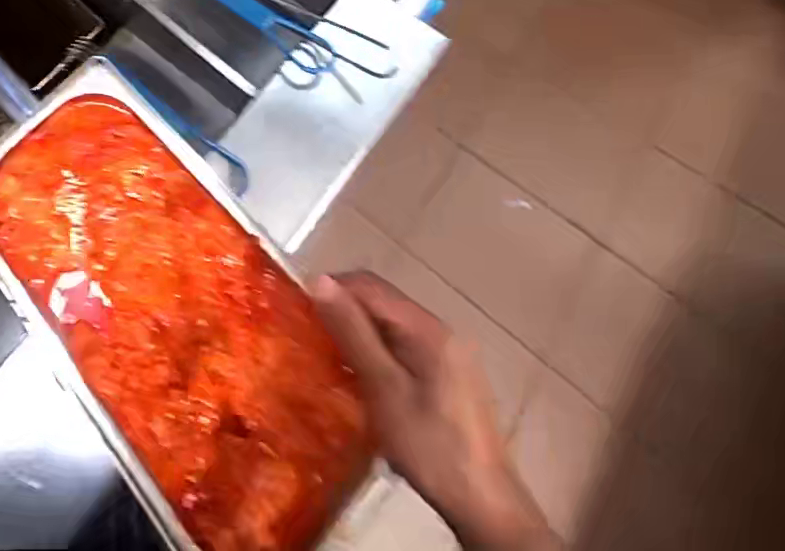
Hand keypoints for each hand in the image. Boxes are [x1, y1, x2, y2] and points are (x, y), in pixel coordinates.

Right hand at [314, 271, 556, 550]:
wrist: (484, 504)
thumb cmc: (429, 445)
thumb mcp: (383, 387)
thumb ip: (352, 331)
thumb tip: (319, 280)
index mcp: (426, 327)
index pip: (368, 285)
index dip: (332, 289)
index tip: (300, 309)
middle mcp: (438, 329)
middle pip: (380, 300)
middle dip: (343, 310)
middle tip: (311, 335)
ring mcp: (446, 351)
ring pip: (389, 323)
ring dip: (357, 331)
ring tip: (328, 355)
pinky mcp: (446, 372)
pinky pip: (401, 343)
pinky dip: (375, 349)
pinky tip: (360, 375)